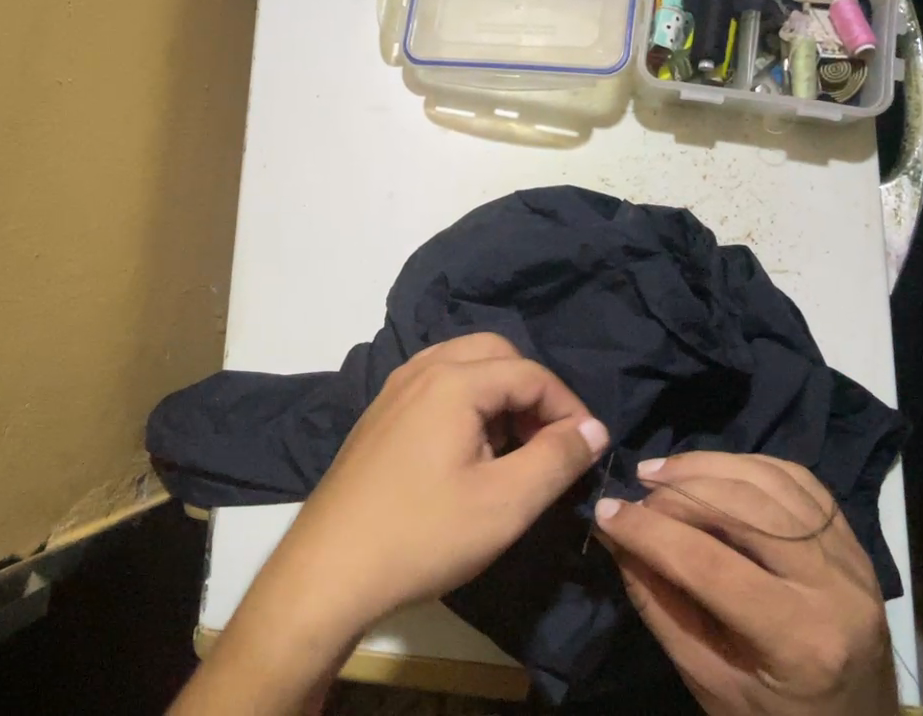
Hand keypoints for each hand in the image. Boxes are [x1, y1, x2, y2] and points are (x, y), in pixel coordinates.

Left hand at [272, 331, 608, 633]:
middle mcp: (420, 370)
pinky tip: (469, 454)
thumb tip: (592, 429)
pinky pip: (436, 387)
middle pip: (495, 354)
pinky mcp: (380, 415)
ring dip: (499, 396)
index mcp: (452, 381)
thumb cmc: (423, 535)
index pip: (530, 373)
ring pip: (463, 367)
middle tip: (548, 442)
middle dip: (532, 391)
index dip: (568, 408)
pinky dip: (467, 404)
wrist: (329, 569)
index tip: (586, 451)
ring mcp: (394, 390)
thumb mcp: (505, 504)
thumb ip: (556, 459)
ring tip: (513, 449)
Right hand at [593, 453, 896, 715]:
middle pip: (744, 508)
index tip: (605, 511)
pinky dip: (746, 465)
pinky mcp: (854, 540)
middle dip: (678, 491)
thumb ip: (657, 602)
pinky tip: (711, 471)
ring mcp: (852, 558)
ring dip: (706, 467)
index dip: (649, 531)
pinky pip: (797, 479)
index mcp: (801, 641)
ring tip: (660, 472)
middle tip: (636, 492)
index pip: (710, 564)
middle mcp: (836, 588)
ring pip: (770, 482)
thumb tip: (612, 533)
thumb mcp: (706, 676)